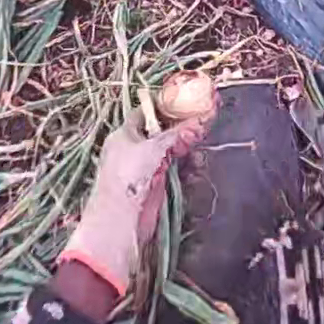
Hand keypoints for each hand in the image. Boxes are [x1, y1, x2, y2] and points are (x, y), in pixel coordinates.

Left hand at [59, 111, 209, 300]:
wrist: (120, 220)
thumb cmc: (129, 176)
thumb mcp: (154, 148)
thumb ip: (178, 133)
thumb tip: (203, 118)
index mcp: (125, 134)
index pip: (145, 112)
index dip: (165, 106)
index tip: (187, 102)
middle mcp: (133, 148)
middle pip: (162, 132)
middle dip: (182, 130)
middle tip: (202, 127)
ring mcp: (144, 167)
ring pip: (170, 151)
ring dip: (187, 151)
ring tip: (199, 155)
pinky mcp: (154, 184)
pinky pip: (174, 170)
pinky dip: (186, 168)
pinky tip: (196, 169)